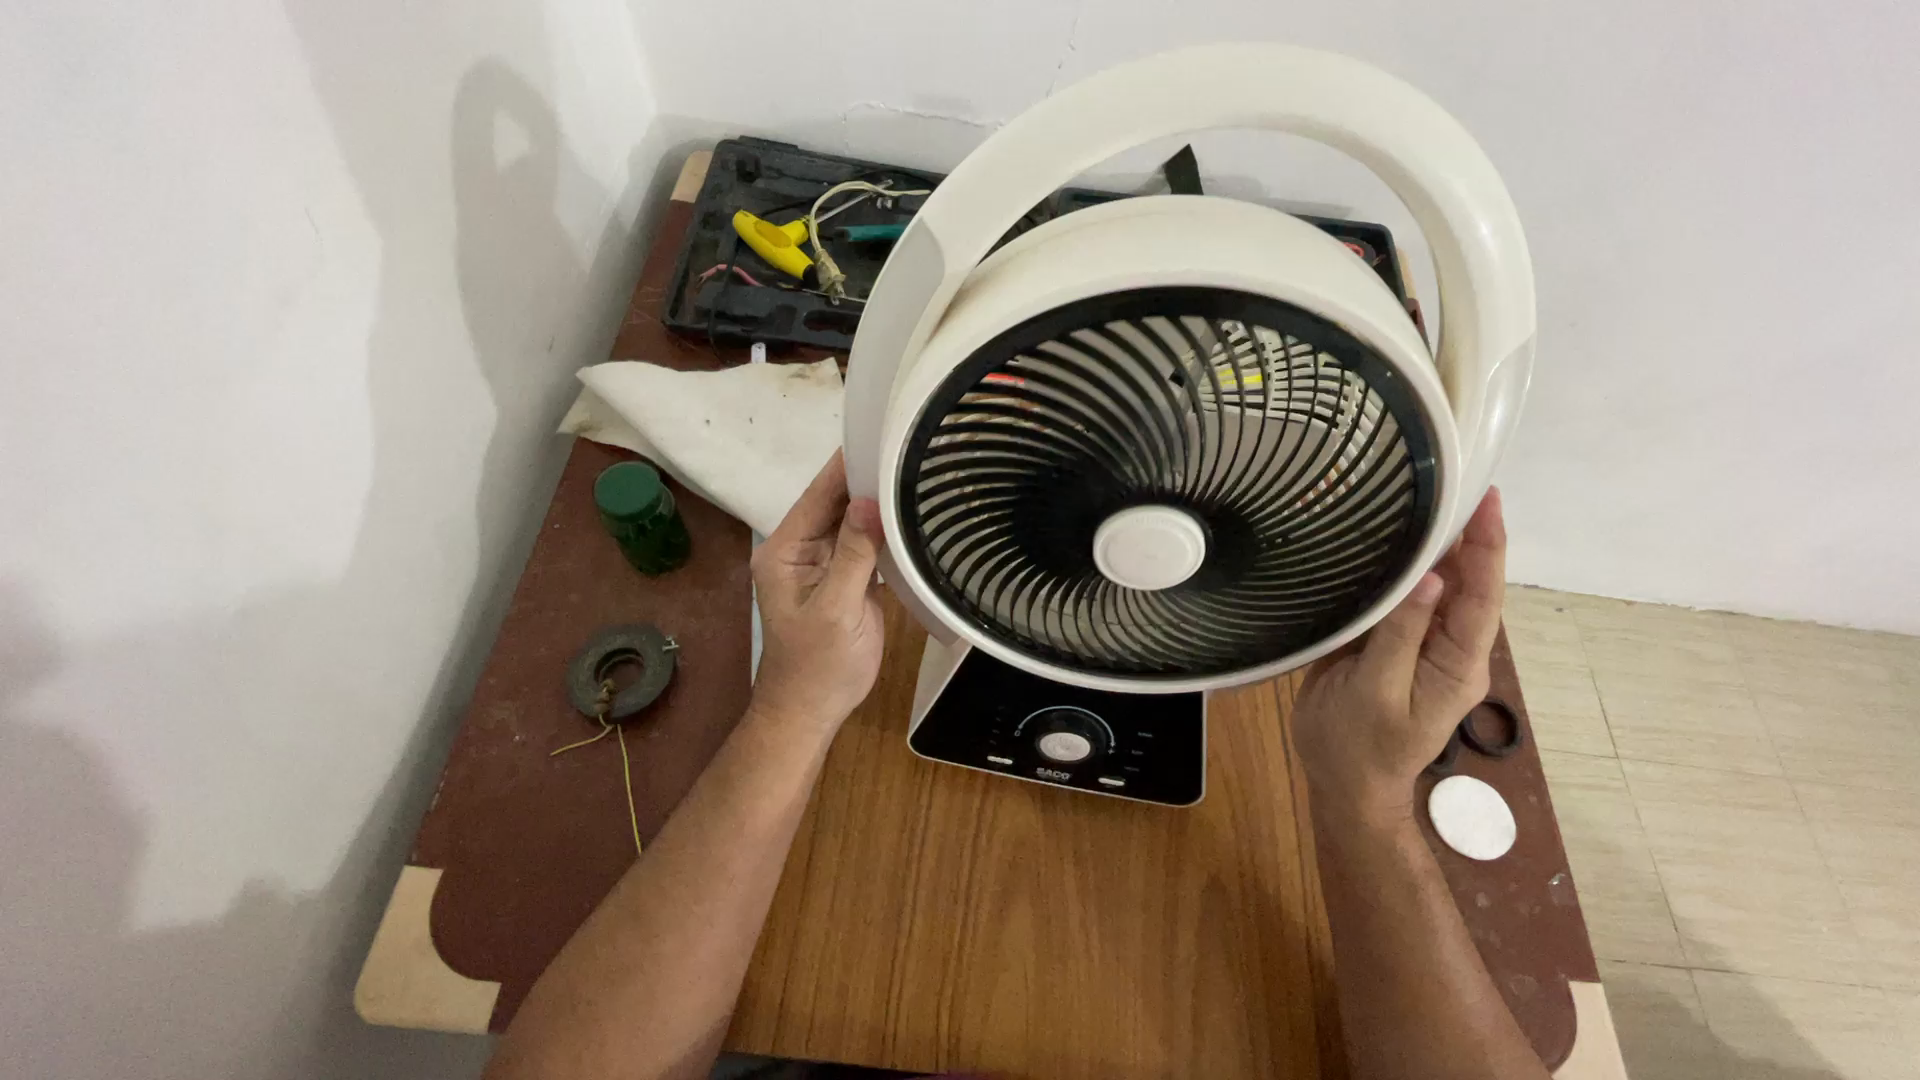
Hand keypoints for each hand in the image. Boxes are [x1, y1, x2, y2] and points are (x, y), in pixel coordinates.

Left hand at [749, 451, 885, 730]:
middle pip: (837, 503)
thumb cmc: (818, 665)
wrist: (812, 710)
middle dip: (869, 479)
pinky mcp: (847, 578)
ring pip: (854, 522)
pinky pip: (866, 544)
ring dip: (880, 502)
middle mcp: (803, 548)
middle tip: (910, 447)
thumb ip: (852, 555)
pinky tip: (913, 514)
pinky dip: (886, 531)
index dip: (847, 466)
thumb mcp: (835, 609)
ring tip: (917, 471)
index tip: (880, 434)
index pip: (818, 495)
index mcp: (786, 549)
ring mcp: (826, 563)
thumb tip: (868, 501)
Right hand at [1292, 489, 1507, 829]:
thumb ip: (1401, 637)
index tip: (1488, 500)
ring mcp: (1419, 648)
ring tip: (1419, 504)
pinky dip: (1394, 572)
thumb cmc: (1360, 743)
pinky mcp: (1388, 648)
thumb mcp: (1378, 692)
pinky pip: (1399, 604)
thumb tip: (1431, 579)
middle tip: (1451, 485)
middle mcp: (1447, 649)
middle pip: (1465, 587)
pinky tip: (1378, 547)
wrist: (1340, 780)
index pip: (1481, 596)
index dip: (1487, 547)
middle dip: (1465, 537)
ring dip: (1430, 550)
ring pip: (1433, 592)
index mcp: (1456, 663)